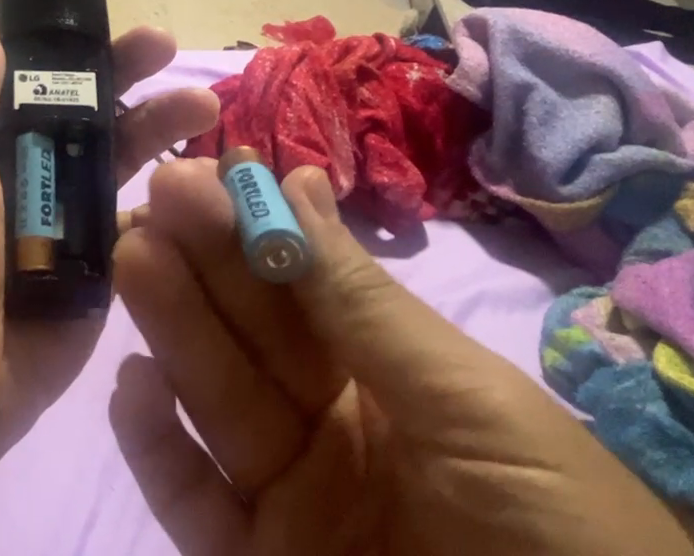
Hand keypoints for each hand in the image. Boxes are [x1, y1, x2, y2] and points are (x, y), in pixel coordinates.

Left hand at [0, 21, 219, 474]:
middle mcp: (20, 158)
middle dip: (119, 64)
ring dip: (157, 115)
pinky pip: (139, 205)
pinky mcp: (98, 250)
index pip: (9, 59)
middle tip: (164, 43)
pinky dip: (170, 182)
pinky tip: (203, 165)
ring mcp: (62, 205)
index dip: (40, 22)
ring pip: (117, 143)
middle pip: (77, 95)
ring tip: (202, 98)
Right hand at [111, 160, 693, 555]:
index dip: (256, 228)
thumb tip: (296, 181)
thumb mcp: (468, 399)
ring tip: (135, 254)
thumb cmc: (559, 525)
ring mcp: (288, 494)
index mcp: (389, 375)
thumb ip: (362, 301)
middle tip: (155, 197)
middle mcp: (330, 423)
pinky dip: (154, 443)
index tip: (209, 172)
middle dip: (202, 259)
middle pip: (250, 333)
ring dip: (170, 324)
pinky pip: (190, 498)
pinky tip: (134, 383)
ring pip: (214, 396)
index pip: (304, 289)